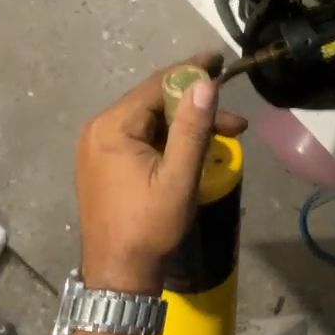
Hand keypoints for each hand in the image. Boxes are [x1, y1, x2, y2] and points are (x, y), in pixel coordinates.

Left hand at [74, 54, 247, 292]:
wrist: (119, 273)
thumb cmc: (150, 226)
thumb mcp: (178, 176)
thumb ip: (192, 128)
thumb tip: (205, 84)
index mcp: (112, 127)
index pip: (157, 85)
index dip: (192, 72)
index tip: (221, 61)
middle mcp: (99, 129)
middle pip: (154, 101)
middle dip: (196, 105)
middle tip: (236, 121)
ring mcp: (98, 146)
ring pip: (150, 119)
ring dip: (186, 123)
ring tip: (225, 135)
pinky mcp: (104, 162)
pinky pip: (141, 136)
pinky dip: (170, 137)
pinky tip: (194, 147)